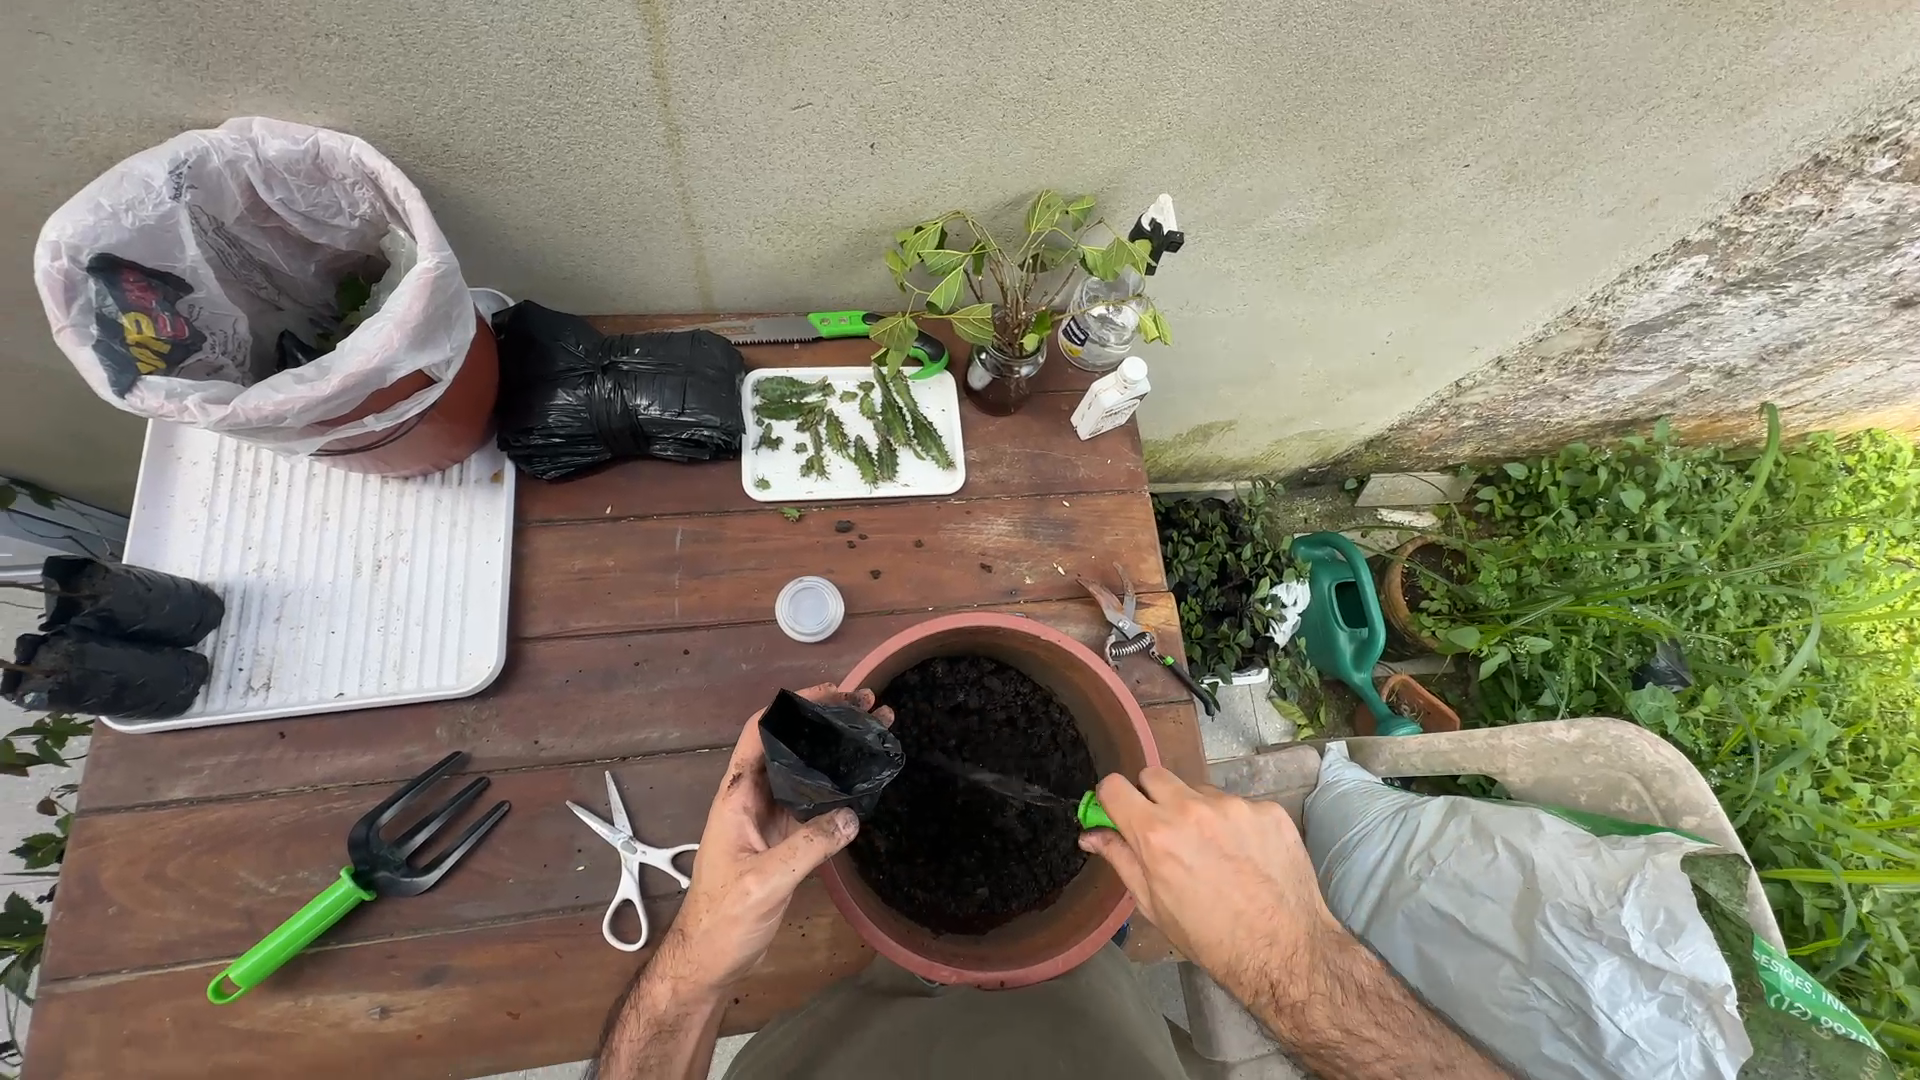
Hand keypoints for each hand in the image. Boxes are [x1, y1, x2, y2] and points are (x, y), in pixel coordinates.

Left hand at [653, 684, 891, 993]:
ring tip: (876, 729)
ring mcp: (772, 814)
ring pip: (806, 766)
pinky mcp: (787, 835)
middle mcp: (755, 795)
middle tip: (868, 706)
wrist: (708, 960)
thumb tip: (852, 816)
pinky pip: (817, 797)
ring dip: (838, 746)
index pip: (763, 729)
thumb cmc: (722, 919)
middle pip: (790, 741)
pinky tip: (866, 776)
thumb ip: (807, 847)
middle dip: (827, 718)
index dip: (795, 704)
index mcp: (738, 794)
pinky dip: (841, 780)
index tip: (834, 693)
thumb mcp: (763, 882)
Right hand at [1078, 767, 1342, 1000]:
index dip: (1113, 799)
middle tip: (1167, 830)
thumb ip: (1120, 859)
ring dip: (1197, 811)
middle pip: (1153, 775)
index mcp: (1155, 833)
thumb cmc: (1211, 938)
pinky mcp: (1268, 809)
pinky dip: (1236, 823)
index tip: (1121, 813)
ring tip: (1216, 850)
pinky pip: (1238, 804)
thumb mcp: (1153, 904)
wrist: (1287, 954)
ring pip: (1198, 790)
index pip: (1114, 785)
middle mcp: (1191, 809)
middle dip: (1153, 797)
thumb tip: (1089, 834)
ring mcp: (1233, 806)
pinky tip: (1247, 855)